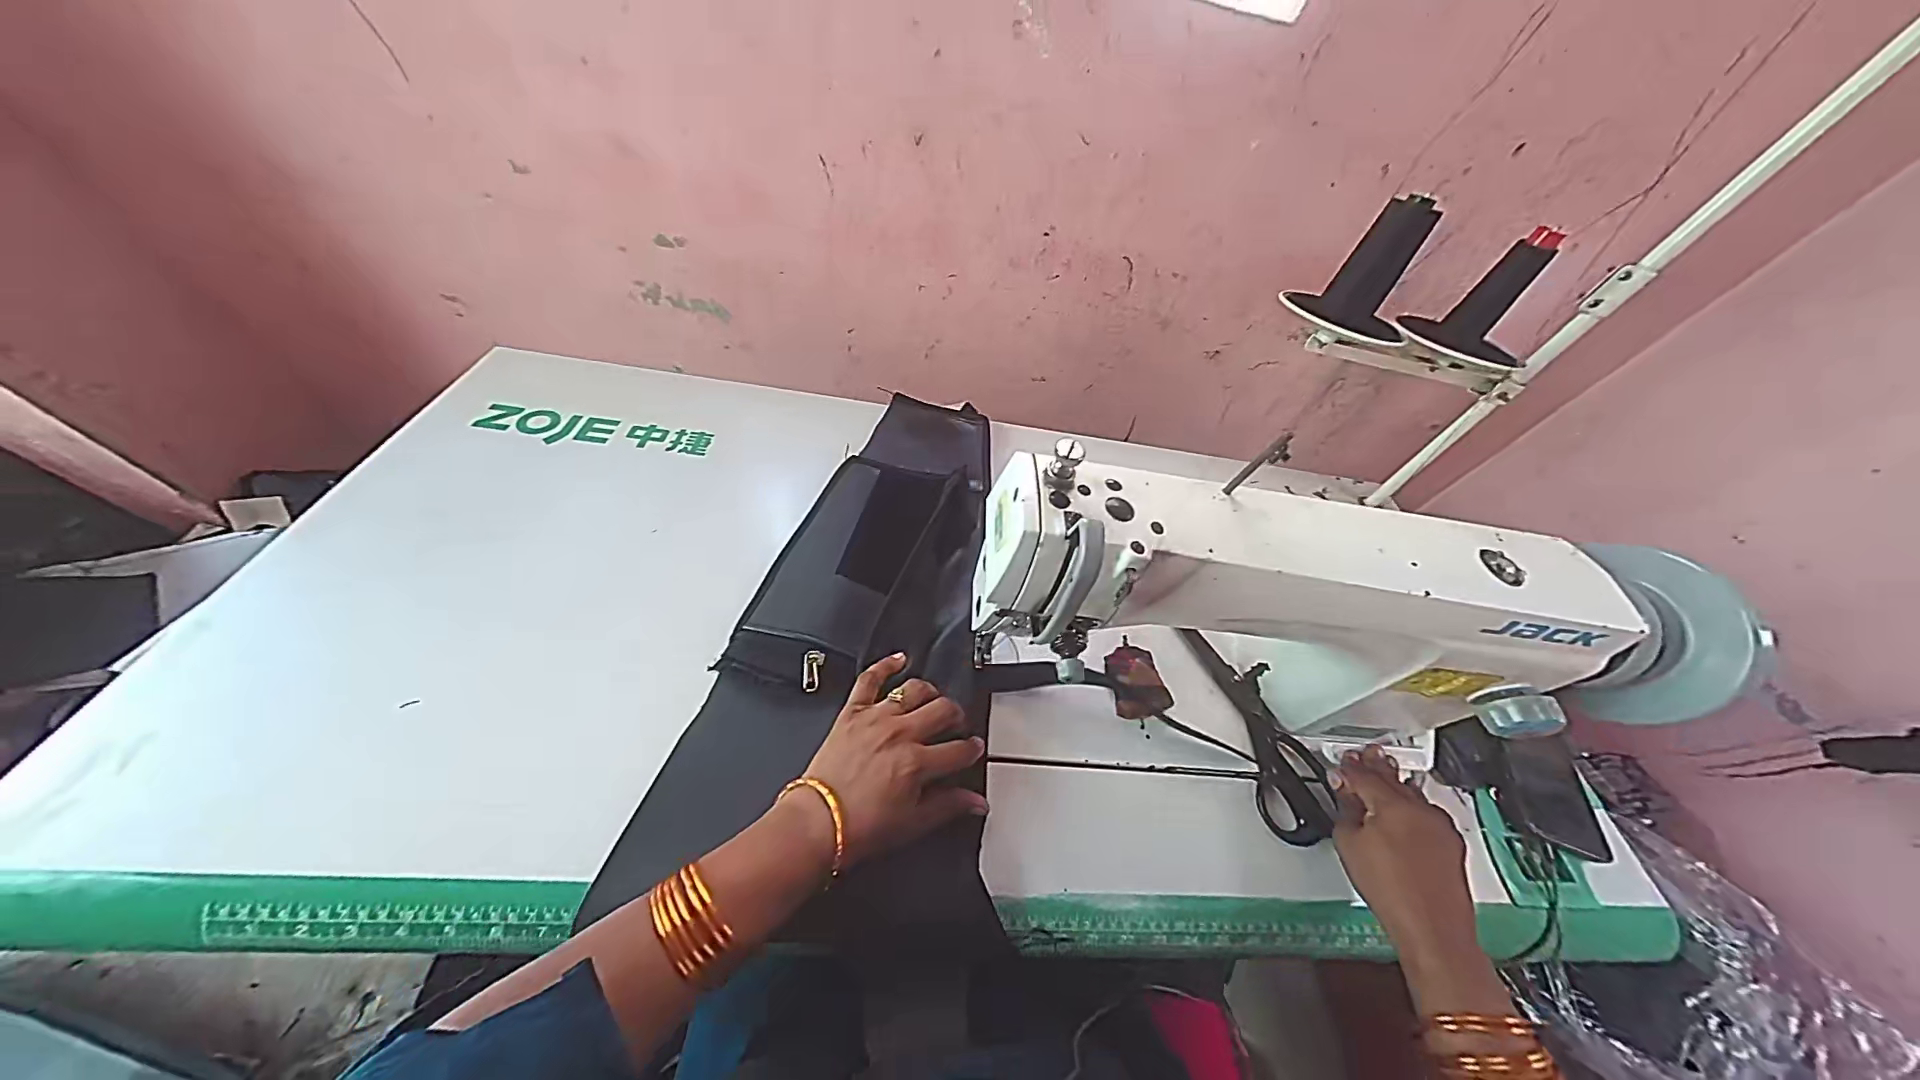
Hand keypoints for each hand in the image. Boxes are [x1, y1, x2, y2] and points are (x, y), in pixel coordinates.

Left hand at [793, 653, 986, 867]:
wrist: (817, 823)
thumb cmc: (859, 826)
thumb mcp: (913, 823)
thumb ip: (948, 805)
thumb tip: (976, 802)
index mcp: (917, 763)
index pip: (959, 749)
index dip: (972, 749)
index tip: (973, 748)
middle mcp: (899, 734)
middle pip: (944, 710)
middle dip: (957, 717)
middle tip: (956, 724)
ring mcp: (875, 718)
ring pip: (915, 690)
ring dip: (931, 693)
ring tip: (934, 701)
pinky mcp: (852, 712)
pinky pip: (870, 679)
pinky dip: (886, 665)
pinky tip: (899, 660)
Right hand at [1331, 745, 1477, 963]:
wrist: (1432, 928)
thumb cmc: (1391, 890)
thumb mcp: (1349, 845)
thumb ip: (1345, 811)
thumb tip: (1345, 796)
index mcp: (1392, 804)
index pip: (1363, 775)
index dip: (1347, 768)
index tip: (1339, 766)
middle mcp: (1420, 809)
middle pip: (1391, 777)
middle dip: (1373, 766)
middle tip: (1360, 756)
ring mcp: (1440, 826)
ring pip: (1411, 792)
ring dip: (1394, 781)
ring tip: (1381, 774)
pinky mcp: (1451, 843)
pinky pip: (1427, 811)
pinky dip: (1411, 803)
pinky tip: (1404, 807)